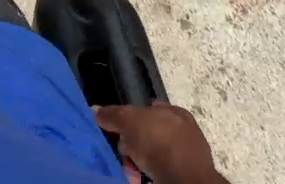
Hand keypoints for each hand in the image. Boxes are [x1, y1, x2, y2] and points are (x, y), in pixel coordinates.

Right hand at [92, 103, 227, 183]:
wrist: (186, 182)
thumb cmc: (158, 142)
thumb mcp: (127, 120)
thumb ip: (112, 114)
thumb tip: (95, 110)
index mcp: (175, 112)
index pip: (147, 108)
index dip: (129, 117)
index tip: (118, 130)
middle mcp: (185, 131)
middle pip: (149, 133)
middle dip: (133, 142)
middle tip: (123, 151)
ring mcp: (189, 156)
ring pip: (155, 154)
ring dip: (139, 160)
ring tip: (129, 168)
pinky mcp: (188, 177)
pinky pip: (162, 171)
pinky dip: (150, 173)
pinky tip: (140, 178)